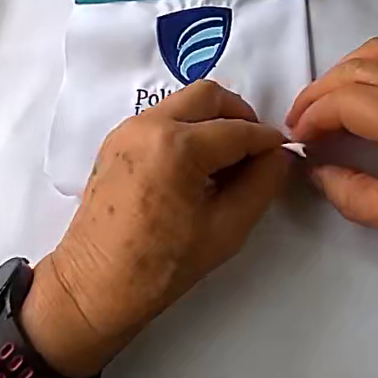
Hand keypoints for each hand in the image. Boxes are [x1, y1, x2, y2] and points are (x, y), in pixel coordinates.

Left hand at [25, 80, 290, 376]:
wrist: (96, 282)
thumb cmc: (161, 265)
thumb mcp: (227, 229)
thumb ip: (261, 184)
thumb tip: (275, 156)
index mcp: (176, 146)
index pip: (239, 129)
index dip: (267, 142)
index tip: (280, 156)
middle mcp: (148, 126)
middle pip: (207, 95)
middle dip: (239, 115)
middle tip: (254, 149)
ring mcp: (126, 130)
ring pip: (181, 103)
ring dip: (209, 120)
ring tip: (225, 161)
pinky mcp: (115, 142)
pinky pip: (159, 119)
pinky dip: (184, 129)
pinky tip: (194, 166)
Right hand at [285, 38, 377, 297]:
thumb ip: (350, 193)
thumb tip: (314, 169)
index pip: (347, 100)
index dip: (311, 117)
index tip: (298, 142)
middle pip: (355, 69)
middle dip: (317, 95)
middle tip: (301, 126)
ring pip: (375, 53)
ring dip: (339, 77)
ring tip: (325, 110)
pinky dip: (365, 72)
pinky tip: (359, 102)